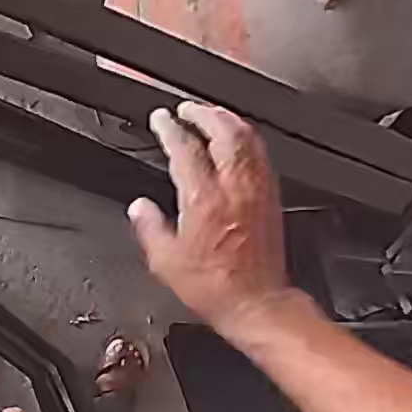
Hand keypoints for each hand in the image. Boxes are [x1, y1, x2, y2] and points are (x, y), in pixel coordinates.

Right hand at [131, 102, 299, 338]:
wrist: (255, 302)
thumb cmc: (215, 287)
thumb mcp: (166, 262)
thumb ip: (149, 228)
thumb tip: (139, 207)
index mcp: (203, 199)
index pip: (185, 148)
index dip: (170, 128)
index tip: (161, 119)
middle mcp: (233, 188)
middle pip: (222, 130)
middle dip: (202, 112)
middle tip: (186, 108)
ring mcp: (256, 190)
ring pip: (246, 137)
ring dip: (227, 119)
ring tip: (212, 114)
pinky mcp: (271, 197)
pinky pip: (261, 154)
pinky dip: (246, 138)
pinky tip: (240, 141)